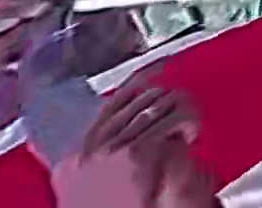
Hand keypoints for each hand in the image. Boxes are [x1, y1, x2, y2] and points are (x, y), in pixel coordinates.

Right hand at [50, 84, 215, 207]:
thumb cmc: (123, 205)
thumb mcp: (95, 182)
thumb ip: (101, 153)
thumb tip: (124, 115)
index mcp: (71, 162)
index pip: (112, 104)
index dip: (141, 83)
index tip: (160, 68)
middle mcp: (86, 153)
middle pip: (143, 100)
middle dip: (170, 102)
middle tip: (182, 116)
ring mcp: (109, 151)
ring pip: (163, 104)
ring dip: (183, 111)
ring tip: (187, 130)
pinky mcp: (135, 151)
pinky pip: (174, 117)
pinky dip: (189, 120)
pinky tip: (191, 135)